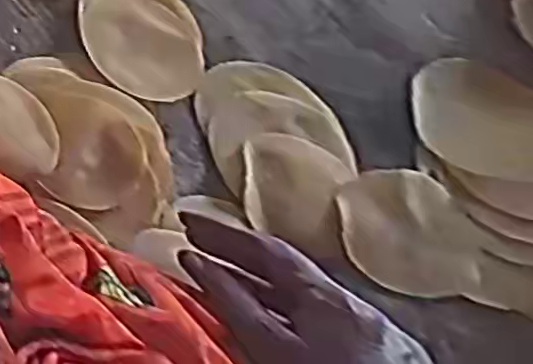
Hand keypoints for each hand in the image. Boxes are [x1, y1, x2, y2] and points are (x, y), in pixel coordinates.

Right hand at [179, 213, 428, 363]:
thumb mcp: (268, 344)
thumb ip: (228, 298)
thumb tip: (191, 258)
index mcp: (332, 299)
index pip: (270, 250)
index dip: (223, 230)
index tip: (184, 219)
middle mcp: (360, 309)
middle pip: (291, 269)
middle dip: (238, 253)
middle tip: (195, 240)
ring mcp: (380, 335)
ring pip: (307, 295)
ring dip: (259, 281)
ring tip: (219, 274)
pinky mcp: (387, 358)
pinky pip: (323, 317)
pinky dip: (284, 306)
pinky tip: (262, 310)